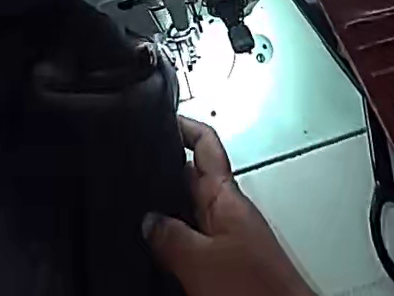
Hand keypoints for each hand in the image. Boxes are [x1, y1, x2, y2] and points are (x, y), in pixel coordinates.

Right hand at [144, 116, 316, 295]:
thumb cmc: (257, 292)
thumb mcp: (200, 262)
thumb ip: (171, 236)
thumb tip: (149, 220)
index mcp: (226, 195)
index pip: (205, 142)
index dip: (184, 124)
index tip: (162, 115)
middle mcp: (229, 211)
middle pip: (193, 177)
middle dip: (165, 173)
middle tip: (136, 172)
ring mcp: (231, 240)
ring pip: (191, 213)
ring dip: (168, 212)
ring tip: (139, 215)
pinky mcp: (231, 268)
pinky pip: (196, 244)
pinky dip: (177, 243)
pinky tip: (160, 257)